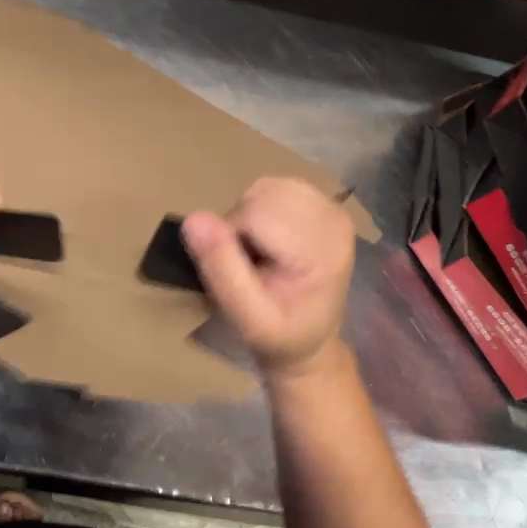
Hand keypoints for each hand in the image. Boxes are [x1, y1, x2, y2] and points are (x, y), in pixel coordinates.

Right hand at [182, 178, 354, 379]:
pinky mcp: (324, 203)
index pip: (255, 215)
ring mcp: (331, 208)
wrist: (311, 341)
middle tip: (249, 263)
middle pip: (261, 196)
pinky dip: (260, 206)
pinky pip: (274, 186)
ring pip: (265, 187)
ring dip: (249, 214)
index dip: (233, 238)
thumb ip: (222, 269)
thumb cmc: (279, 335)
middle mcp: (333, 220)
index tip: (243, 271)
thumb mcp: (246, 317)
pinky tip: (268, 236)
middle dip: (242, 225)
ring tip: (258, 250)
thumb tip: (194, 219)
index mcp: (322, 250)